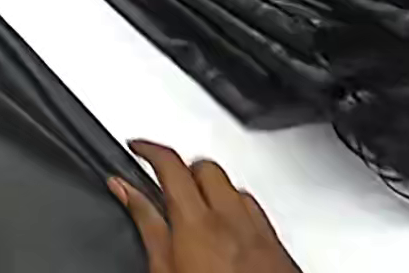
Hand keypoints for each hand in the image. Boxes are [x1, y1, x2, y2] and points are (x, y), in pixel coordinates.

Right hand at [109, 141, 299, 272]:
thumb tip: (122, 188)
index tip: (137, 148)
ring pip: (238, 191)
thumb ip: (146, 223)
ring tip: (201, 208)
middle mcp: (234, 223)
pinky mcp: (286, 258)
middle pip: (206, 167)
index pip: (170, 163)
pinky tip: (233, 235)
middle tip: (168, 182)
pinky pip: (262, 218)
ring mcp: (264, 240)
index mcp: (198, 223)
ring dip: (216, 190)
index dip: (148, 149)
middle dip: (185, 169)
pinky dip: (242, 215)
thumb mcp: (165, 270)